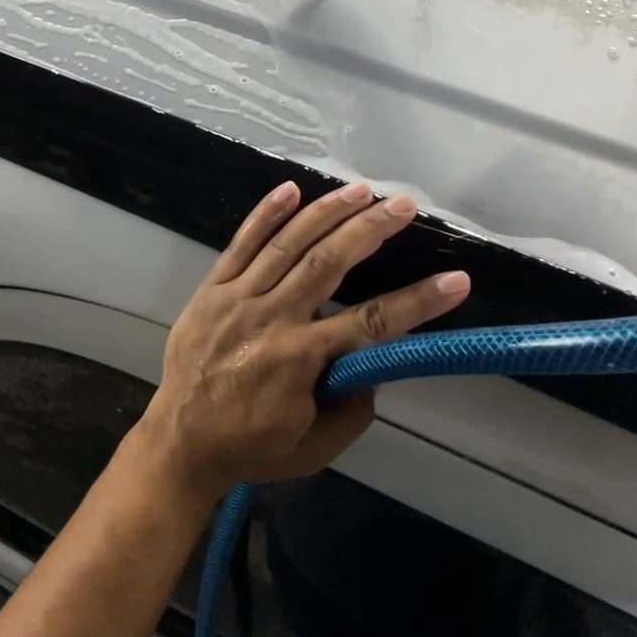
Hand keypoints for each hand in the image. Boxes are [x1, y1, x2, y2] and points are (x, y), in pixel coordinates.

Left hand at [132, 181, 470, 501]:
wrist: (180, 442)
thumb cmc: (251, 447)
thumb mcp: (315, 446)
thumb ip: (353, 408)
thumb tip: (372, 365)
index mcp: (300, 358)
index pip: (372, 323)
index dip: (418, 301)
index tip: (455, 280)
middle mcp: (272, 318)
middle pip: (329, 263)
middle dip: (370, 230)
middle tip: (403, 205)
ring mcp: (238, 298)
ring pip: (288, 245)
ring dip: (325, 213)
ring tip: (360, 190)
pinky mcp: (212, 290)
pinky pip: (240, 245)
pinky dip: (264, 215)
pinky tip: (289, 190)